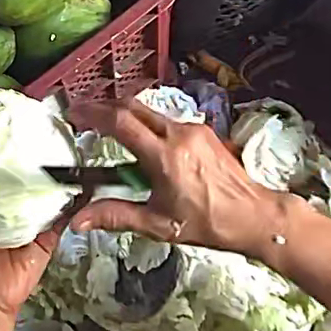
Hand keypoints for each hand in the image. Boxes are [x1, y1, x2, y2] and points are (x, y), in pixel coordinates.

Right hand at [67, 99, 293, 256]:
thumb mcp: (156, 224)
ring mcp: (193, 129)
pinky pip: (166, 120)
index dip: (93, 114)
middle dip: (104, 107)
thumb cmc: (208, 222)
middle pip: (131, 106)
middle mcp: (179, 134)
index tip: (75, 114)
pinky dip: (147, 125)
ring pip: (149, 111)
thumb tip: (79, 220)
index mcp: (164, 156)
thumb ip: (115, 216)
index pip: (120, 122)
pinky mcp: (203, 131)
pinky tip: (143, 144)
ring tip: (110, 130)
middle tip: (85, 116)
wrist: (255, 216)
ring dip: (125, 115)